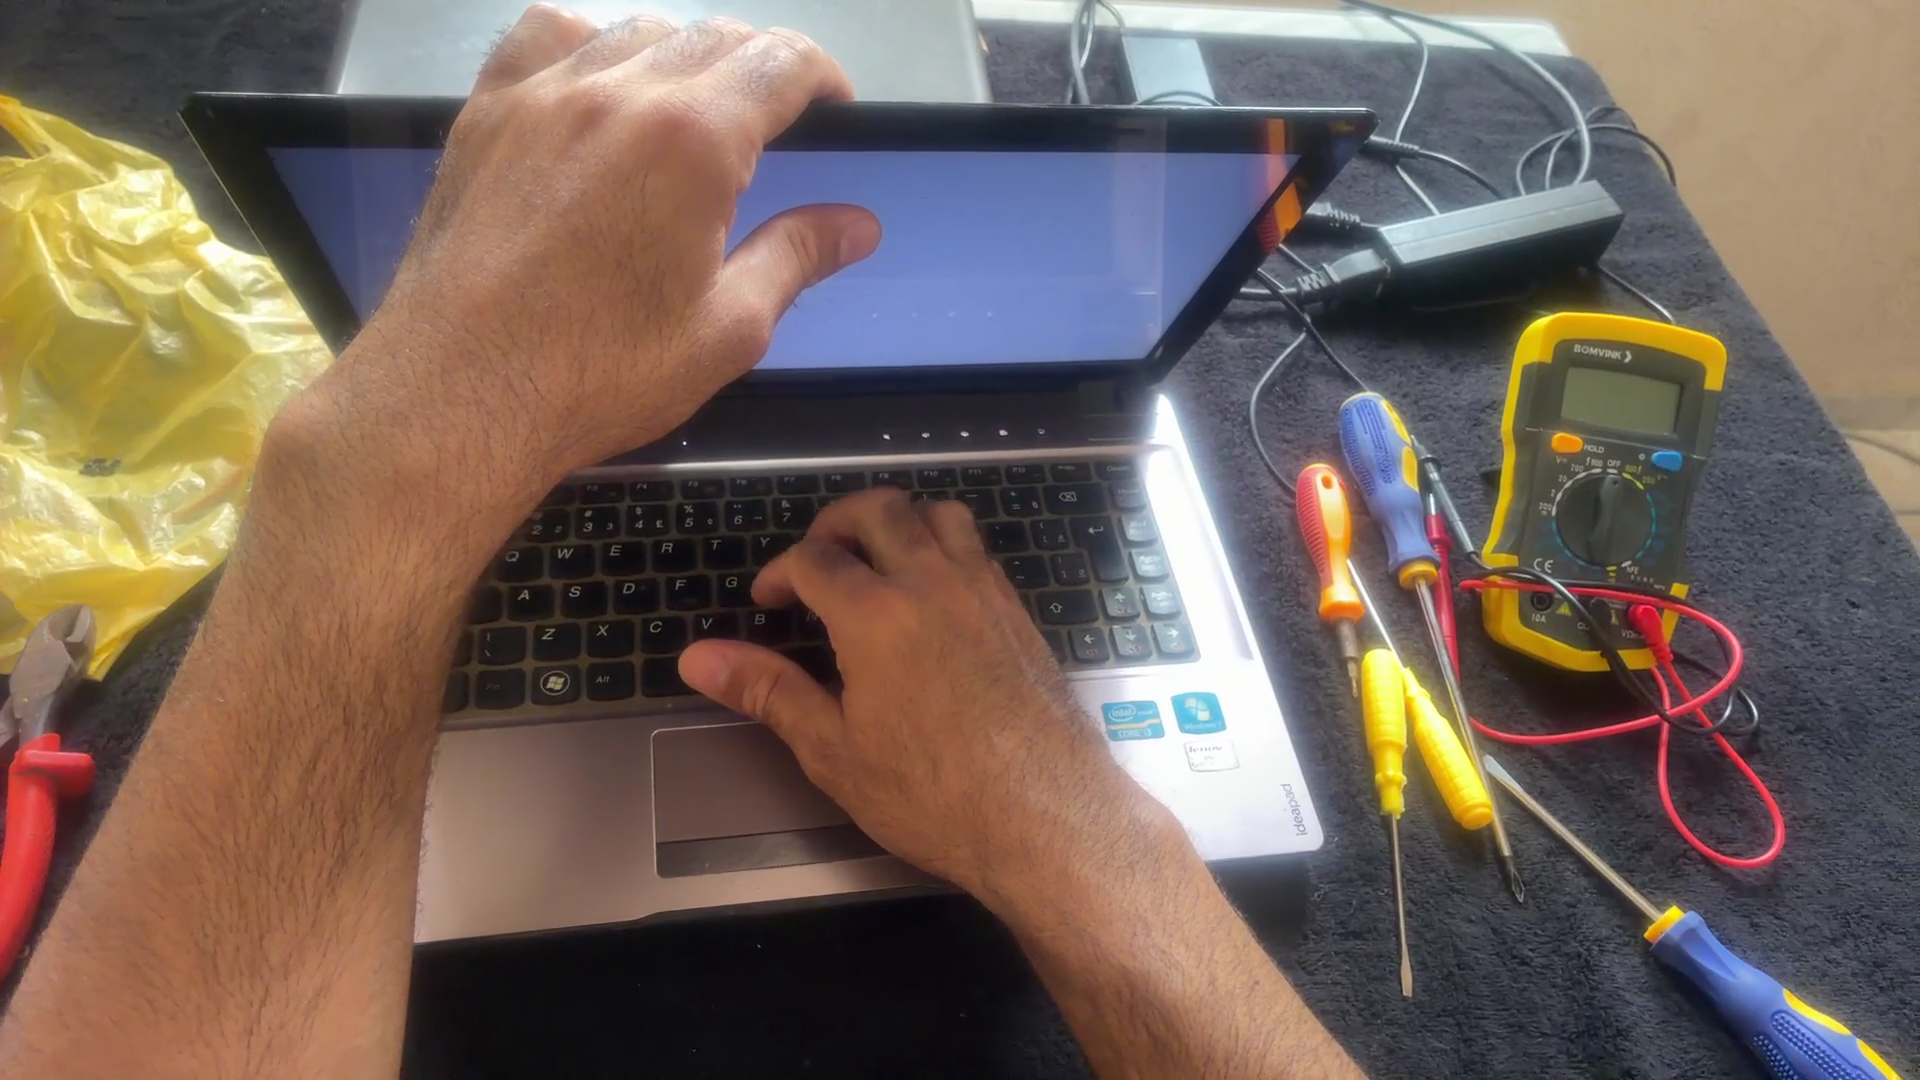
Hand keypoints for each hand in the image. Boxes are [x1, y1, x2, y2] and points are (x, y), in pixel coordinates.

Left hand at [284, 6, 880, 503]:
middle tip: (781, 125)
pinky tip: (606, 92)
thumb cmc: (612, 372)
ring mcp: (540, 91)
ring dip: (687, 58)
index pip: (778, 63)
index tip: (838, 108)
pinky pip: (550, 38)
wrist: (463, 395)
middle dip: (763, 68)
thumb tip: (859, 225)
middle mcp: (617, 89)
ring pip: (636, 29)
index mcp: (692, 141)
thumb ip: (796, 257)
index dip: (822, 77)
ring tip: (700, 115)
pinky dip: (598, 46)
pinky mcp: (485, 112)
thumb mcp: (730, 328)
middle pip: (714, 37)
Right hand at [678, 491, 1174, 907]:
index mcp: (876, 613)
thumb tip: (698, 657)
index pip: (813, 559)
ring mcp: (983, 589)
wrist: (1046, 813)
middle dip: (835, 522)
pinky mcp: (1016, 609)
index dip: (780, 570)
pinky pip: (976, 549)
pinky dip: (944, 546)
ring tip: (878, 560)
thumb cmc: (933, 793)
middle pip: (879, 510)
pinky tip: (935, 594)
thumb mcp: (834, 750)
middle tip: (817, 559)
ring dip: (899, 522)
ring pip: (939, 514)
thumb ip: (768, 690)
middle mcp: (932, 582)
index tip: (769, 599)